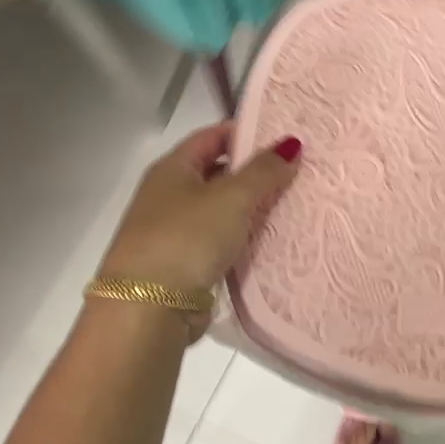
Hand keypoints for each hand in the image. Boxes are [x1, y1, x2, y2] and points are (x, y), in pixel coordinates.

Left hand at [97, 123, 301, 335]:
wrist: (147, 311)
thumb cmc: (187, 239)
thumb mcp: (232, 197)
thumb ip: (264, 170)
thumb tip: (292, 143)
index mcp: (172, 169)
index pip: (213, 136)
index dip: (247, 132)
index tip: (285, 137)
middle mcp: (169, 195)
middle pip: (218, 172)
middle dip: (255, 172)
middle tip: (298, 170)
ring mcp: (174, 231)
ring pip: (221, 210)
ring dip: (252, 208)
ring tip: (294, 203)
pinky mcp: (184, 265)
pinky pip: (221, 241)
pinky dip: (243, 238)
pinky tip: (272, 240)